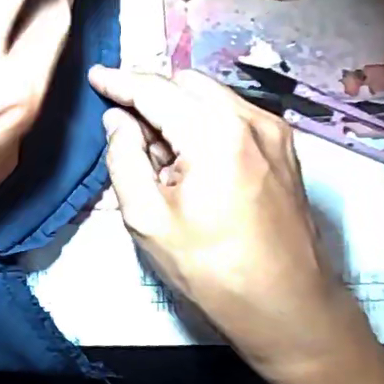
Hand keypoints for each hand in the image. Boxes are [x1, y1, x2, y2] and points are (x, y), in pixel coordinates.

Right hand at [88, 66, 375, 383]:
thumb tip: (118, 121)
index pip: (157, 89)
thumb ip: (124, 159)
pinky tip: (196, 165)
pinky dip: (206, 124)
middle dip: (152, 98)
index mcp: (215, 132)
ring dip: (179, 112)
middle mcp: (250, 118)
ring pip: (212, 97)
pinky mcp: (286, 149)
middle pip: (187, 84)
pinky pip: (234, 116)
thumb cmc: (212, 270)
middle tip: (130, 137)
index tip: (95, 76)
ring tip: (164, 161)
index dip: (120, 81)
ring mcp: (275, 131)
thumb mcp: (148, 220)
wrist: (288, 307)